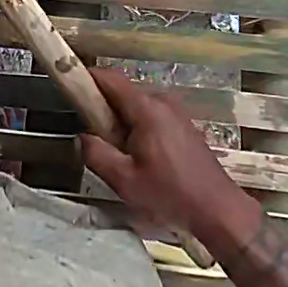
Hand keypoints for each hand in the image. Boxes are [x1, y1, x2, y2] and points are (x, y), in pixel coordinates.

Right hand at [80, 68, 262, 255]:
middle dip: (103, 107)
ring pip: (137, 106)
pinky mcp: (183, 125)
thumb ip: (96, 154)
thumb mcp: (124, 180)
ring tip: (117, 152)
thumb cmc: (169, 194)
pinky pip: (152, 116)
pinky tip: (138, 156)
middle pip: (123, 92)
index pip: (111, 79)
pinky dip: (138, 126)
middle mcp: (162, 102)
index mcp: (146, 108)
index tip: (70, 82)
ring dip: (121, 120)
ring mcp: (176, 112)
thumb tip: (82, 136)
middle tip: (93, 136)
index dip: (88, 76)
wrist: (218, 209)